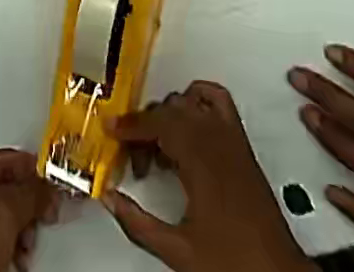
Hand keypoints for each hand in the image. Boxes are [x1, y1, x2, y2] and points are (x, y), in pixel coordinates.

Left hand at [0, 149, 58, 271]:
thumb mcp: (6, 210)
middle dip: (30, 201)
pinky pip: (7, 237)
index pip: (5, 158)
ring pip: (11, 214)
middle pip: (9, 187)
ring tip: (28, 238)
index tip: (52, 174)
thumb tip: (47, 184)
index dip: (31, 166)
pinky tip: (20, 254)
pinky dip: (18, 244)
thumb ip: (30, 191)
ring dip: (26, 226)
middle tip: (45, 209)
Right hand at [101, 80, 314, 271]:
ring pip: (192, 103)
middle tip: (134, 156)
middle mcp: (219, 144)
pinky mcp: (244, 149)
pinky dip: (200, 98)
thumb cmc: (232, 265)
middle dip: (146, 126)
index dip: (132, 125)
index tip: (111, 130)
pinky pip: (221, 103)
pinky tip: (189, 118)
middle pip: (172, 111)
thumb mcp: (178, 252)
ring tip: (159, 147)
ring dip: (169, 116)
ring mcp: (235, 143)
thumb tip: (109, 197)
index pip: (160, 124)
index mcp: (202, 165)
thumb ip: (138, 223)